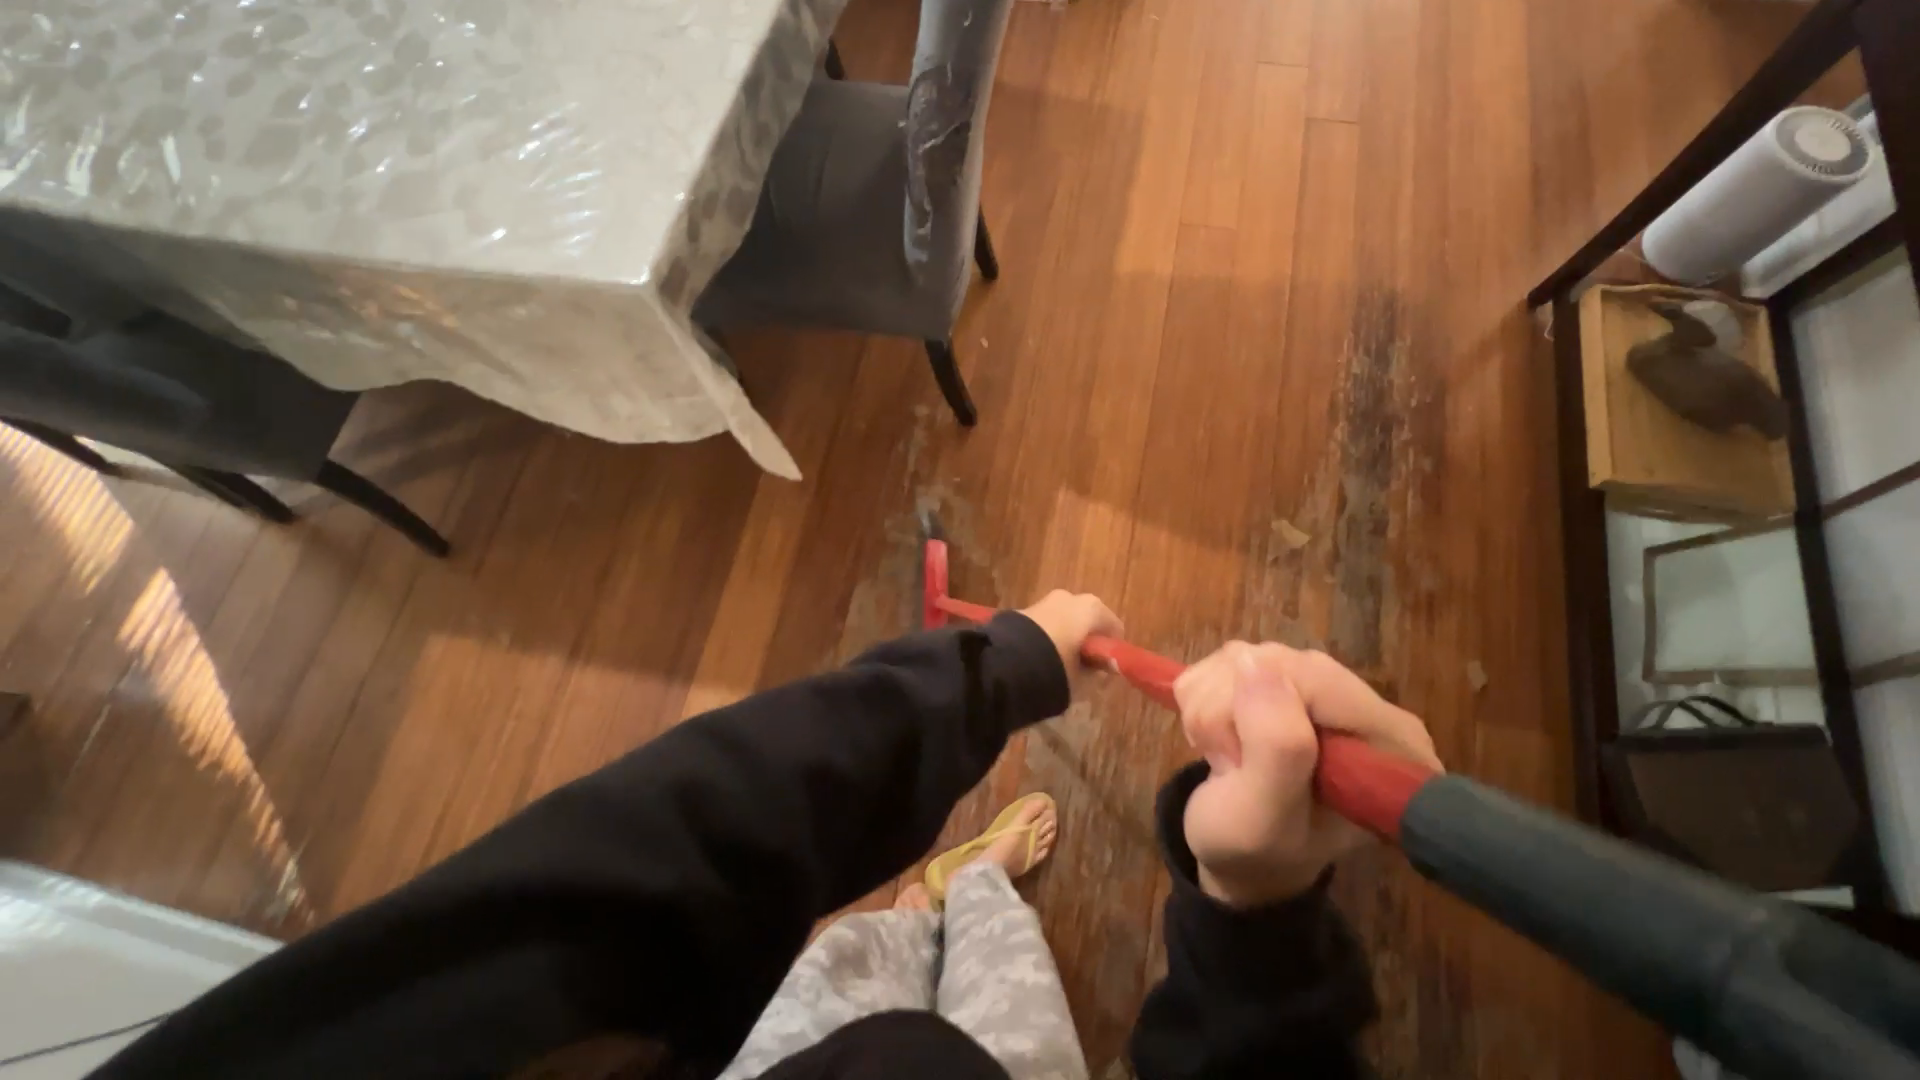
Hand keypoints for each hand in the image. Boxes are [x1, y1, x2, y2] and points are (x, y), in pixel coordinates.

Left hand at [1018, 590, 1122, 696]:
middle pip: (1087, 620)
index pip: (1114, 628)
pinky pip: (1044, 625)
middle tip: (1082, 667)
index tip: (1104, 669)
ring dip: (1065, 637)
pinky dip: (1047, 637)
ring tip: (1059, 664)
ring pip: (1064, 620)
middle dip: (1086, 641)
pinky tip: (1040, 657)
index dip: (1111, 650)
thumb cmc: (1058, 667)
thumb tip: (1101, 668)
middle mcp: (1070, 598)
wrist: (1009, 661)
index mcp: (1091, 608)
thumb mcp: (1083, 678)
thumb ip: (1096, 671)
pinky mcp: (1023, 611)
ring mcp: (1045, 601)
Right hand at [1175, 642, 1440, 906]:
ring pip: (1246, 655)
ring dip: (1211, 707)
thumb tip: (1255, 663)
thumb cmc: (1256, 853)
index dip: (1259, 711)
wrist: (1241, 858)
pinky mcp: (1285, 677)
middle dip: (1229, 712)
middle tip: (1233, 766)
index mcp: (1391, 742)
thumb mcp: (1262, 819)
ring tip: (1228, 757)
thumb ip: (1275, 747)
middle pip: (1277, 662)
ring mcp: (1322, 686)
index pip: (1315, 678)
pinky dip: (1204, 696)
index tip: (1242, 763)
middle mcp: (1365, 703)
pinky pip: (1229, 657)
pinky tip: (1222, 735)